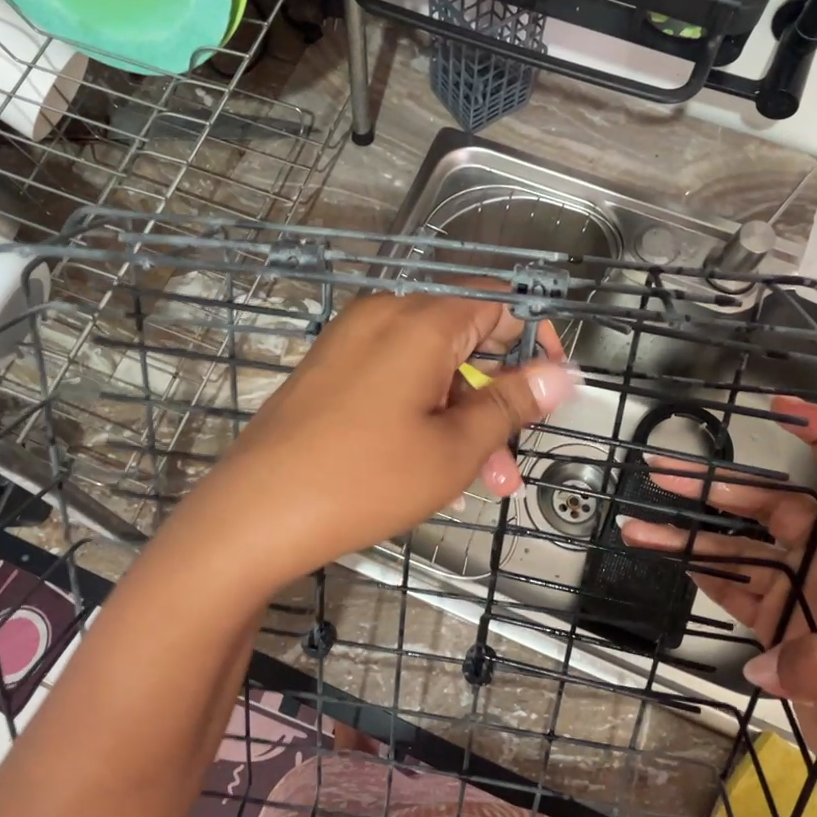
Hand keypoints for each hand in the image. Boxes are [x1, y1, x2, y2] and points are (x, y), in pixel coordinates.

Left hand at [160, 289, 578, 590]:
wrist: (255, 513)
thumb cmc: (364, 480)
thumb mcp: (454, 449)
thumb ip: (511, 403)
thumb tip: (561, 372)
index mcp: (421, 321)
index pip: (500, 302)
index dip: (534, 343)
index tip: (549, 393)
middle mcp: (384, 315)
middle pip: (465, 339)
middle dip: (497, 399)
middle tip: (508, 464)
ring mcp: (349, 342)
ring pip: (430, 367)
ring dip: (461, 417)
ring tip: (477, 483)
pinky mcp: (327, 371)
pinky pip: (393, 378)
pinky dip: (421, 413)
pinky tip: (427, 465)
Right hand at [620, 397, 816, 812]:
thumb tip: (766, 659)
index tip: (787, 413)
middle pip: (777, 509)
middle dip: (721, 488)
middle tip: (662, 473)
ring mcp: (805, 598)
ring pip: (742, 547)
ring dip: (691, 533)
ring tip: (638, 525)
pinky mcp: (782, 628)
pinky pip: (733, 587)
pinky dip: (696, 571)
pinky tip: (663, 558)